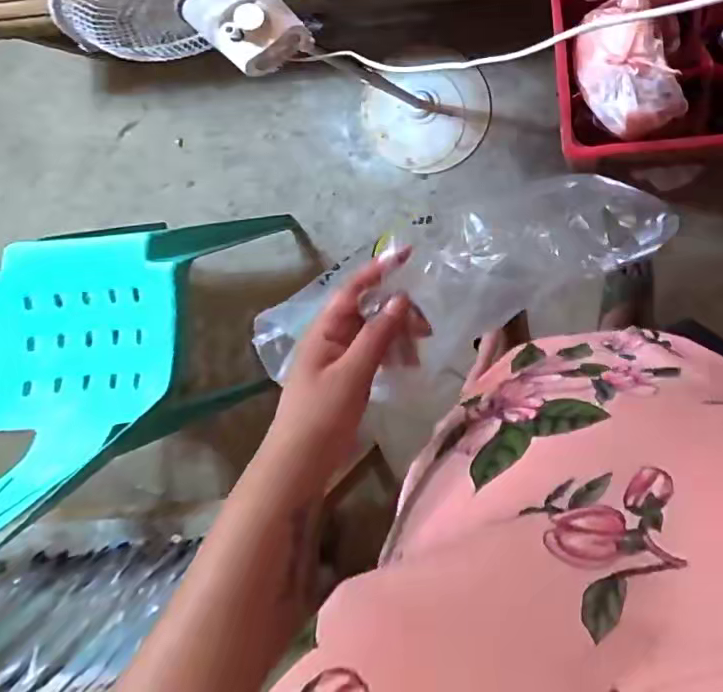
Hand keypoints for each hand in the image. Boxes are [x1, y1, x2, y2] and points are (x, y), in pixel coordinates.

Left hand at [257, 247, 427, 495]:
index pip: (353, 289)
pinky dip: (392, 352)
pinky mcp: (347, 378)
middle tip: (425, 325)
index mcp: (324, 331)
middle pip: (368, 310)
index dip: (378, 269)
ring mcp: (339, 359)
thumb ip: (377, 336)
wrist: (296, 469)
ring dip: (397, 333)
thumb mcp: (352, 374)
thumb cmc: (319, 417)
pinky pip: (374, 353)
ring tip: (419, 349)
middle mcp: (330, 338)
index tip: (406, 253)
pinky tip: (407, 364)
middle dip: (397, 310)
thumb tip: (401, 298)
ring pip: (374, 332)